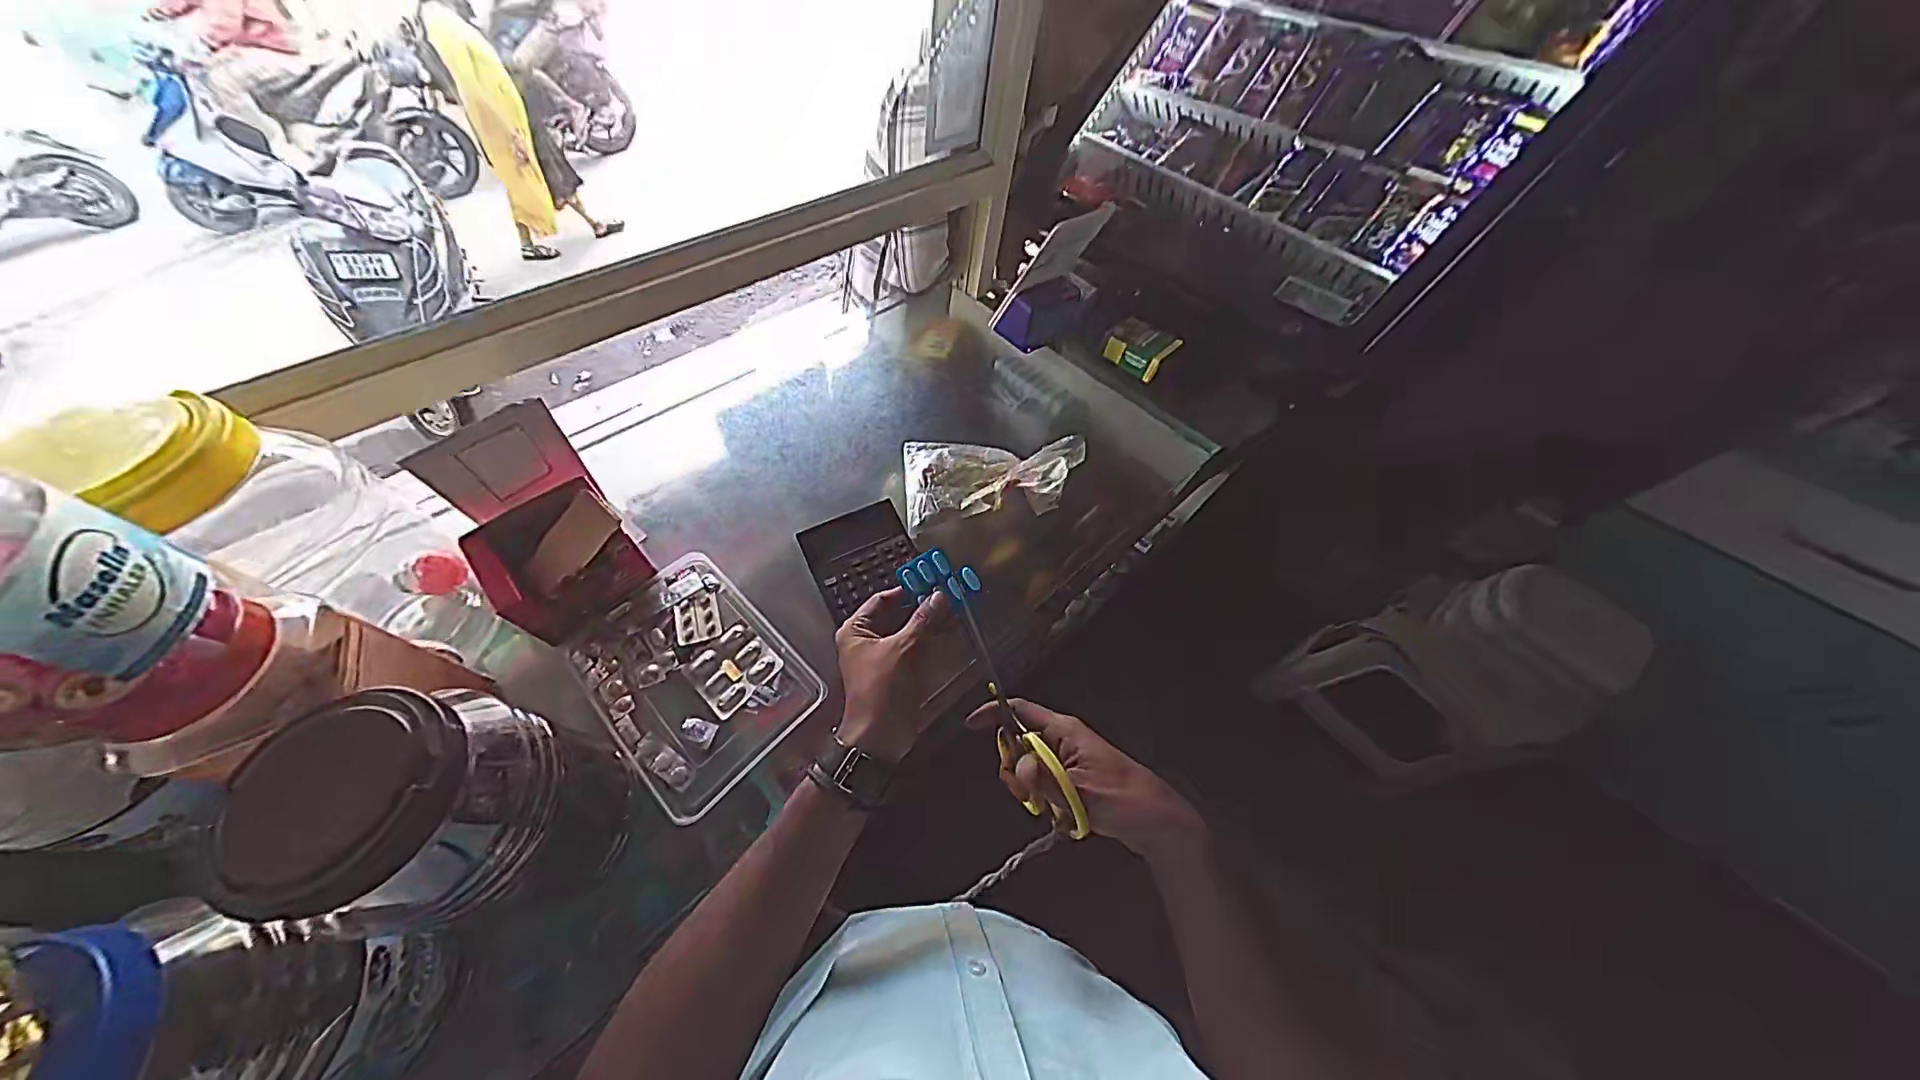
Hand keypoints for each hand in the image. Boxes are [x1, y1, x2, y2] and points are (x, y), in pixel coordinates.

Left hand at [834, 588, 950, 762]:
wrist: (881, 736)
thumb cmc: (878, 693)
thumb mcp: (902, 648)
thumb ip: (922, 620)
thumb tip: (936, 598)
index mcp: (855, 631)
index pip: (881, 599)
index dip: (905, 589)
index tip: (927, 580)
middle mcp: (867, 642)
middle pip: (897, 614)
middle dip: (921, 604)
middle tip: (943, 591)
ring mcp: (884, 657)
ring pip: (909, 629)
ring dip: (929, 619)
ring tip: (951, 605)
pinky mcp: (899, 671)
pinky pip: (916, 646)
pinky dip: (930, 636)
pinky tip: (948, 627)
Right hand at [965, 698, 1205, 863]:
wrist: (1159, 824)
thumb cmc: (1126, 800)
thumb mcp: (1081, 792)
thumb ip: (1044, 781)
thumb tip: (1016, 767)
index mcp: (1064, 731)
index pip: (1020, 711)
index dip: (994, 714)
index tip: (972, 726)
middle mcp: (1063, 742)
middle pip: (1018, 747)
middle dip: (1017, 773)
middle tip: (1032, 796)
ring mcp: (1067, 763)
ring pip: (1029, 772)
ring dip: (1035, 794)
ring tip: (1059, 810)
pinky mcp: (1072, 782)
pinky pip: (1044, 789)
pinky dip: (1049, 805)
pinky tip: (1068, 818)